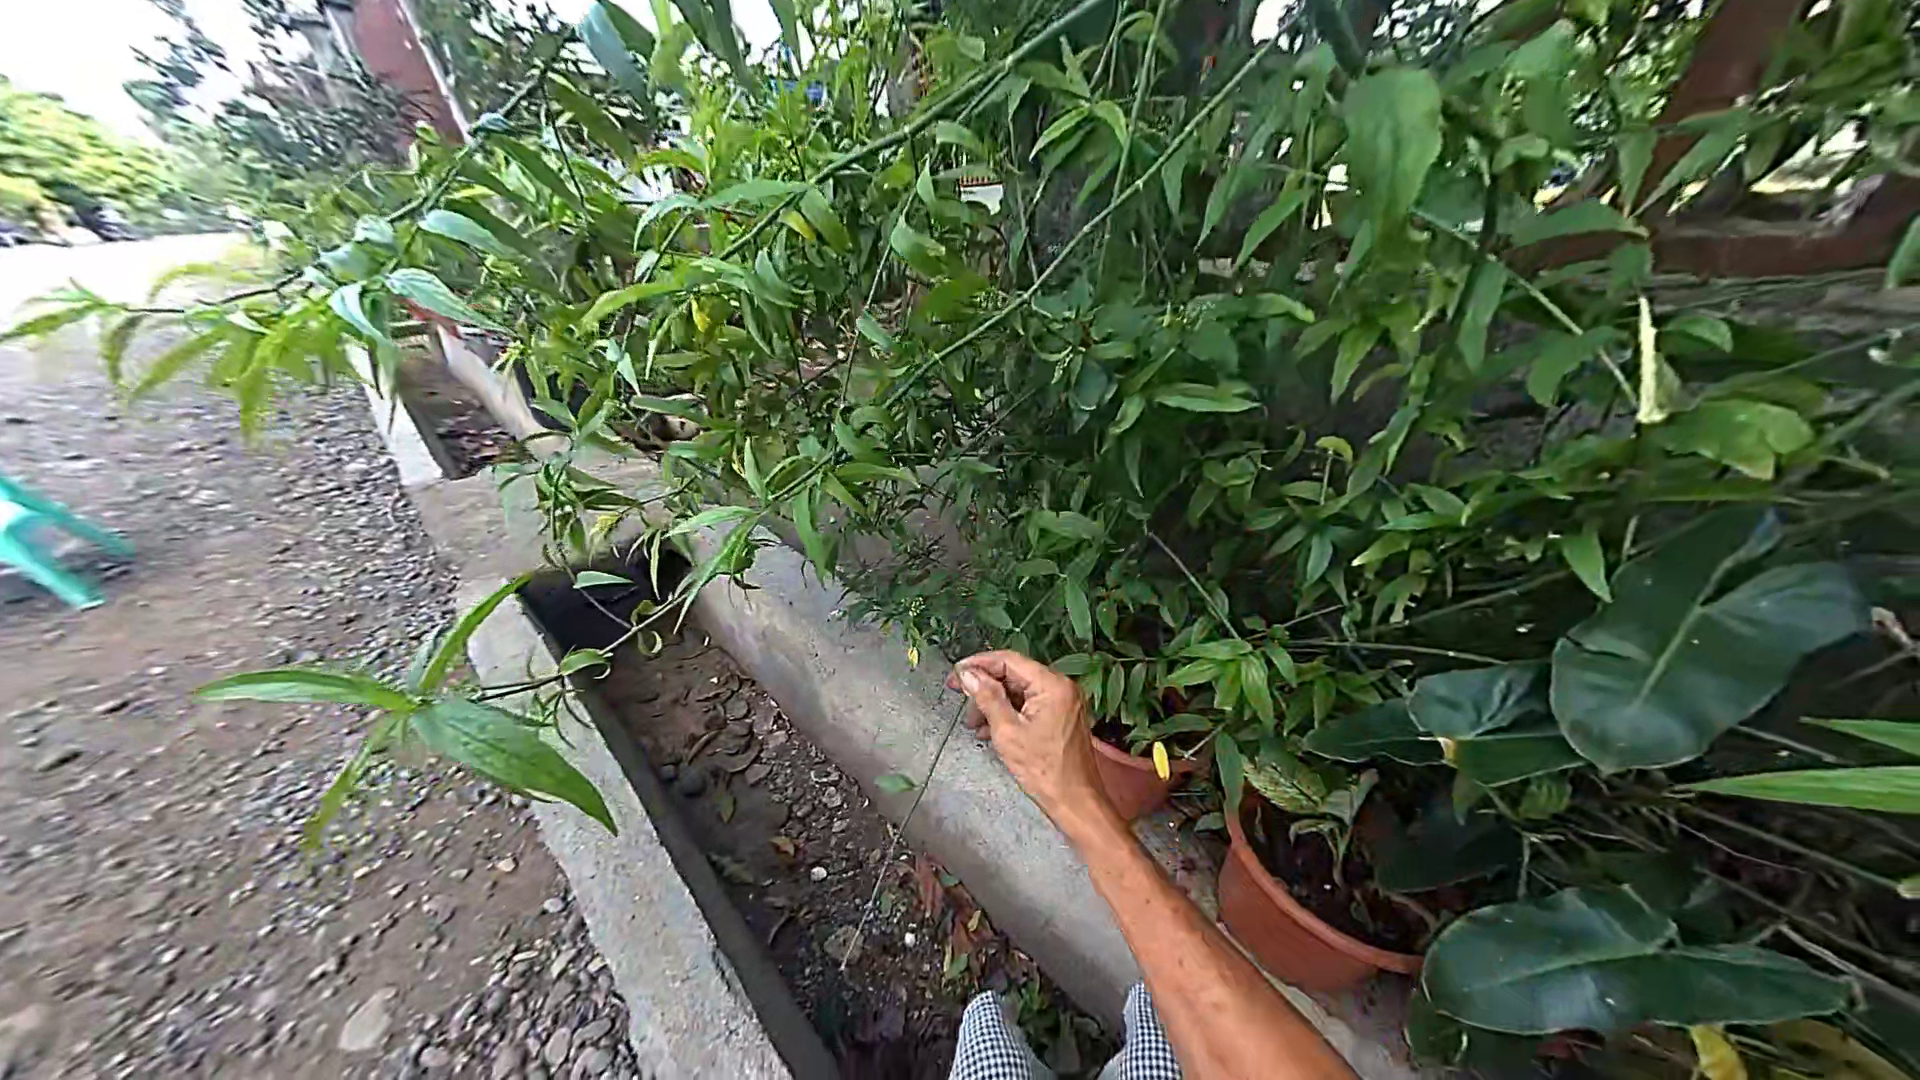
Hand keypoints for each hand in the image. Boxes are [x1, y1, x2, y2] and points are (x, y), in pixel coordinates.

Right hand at [946, 650, 1118, 837]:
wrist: (1076, 802)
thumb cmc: (1044, 771)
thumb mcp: (1007, 731)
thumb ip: (987, 697)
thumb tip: (967, 674)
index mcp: (1052, 685)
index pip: (1009, 660)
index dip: (979, 663)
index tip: (957, 672)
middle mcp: (1061, 686)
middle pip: (1014, 674)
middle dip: (985, 686)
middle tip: (960, 696)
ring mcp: (1063, 700)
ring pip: (1019, 690)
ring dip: (994, 702)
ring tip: (974, 722)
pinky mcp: (1061, 715)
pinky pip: (1029, 703)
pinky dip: (1009, 712)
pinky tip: (991, 729)